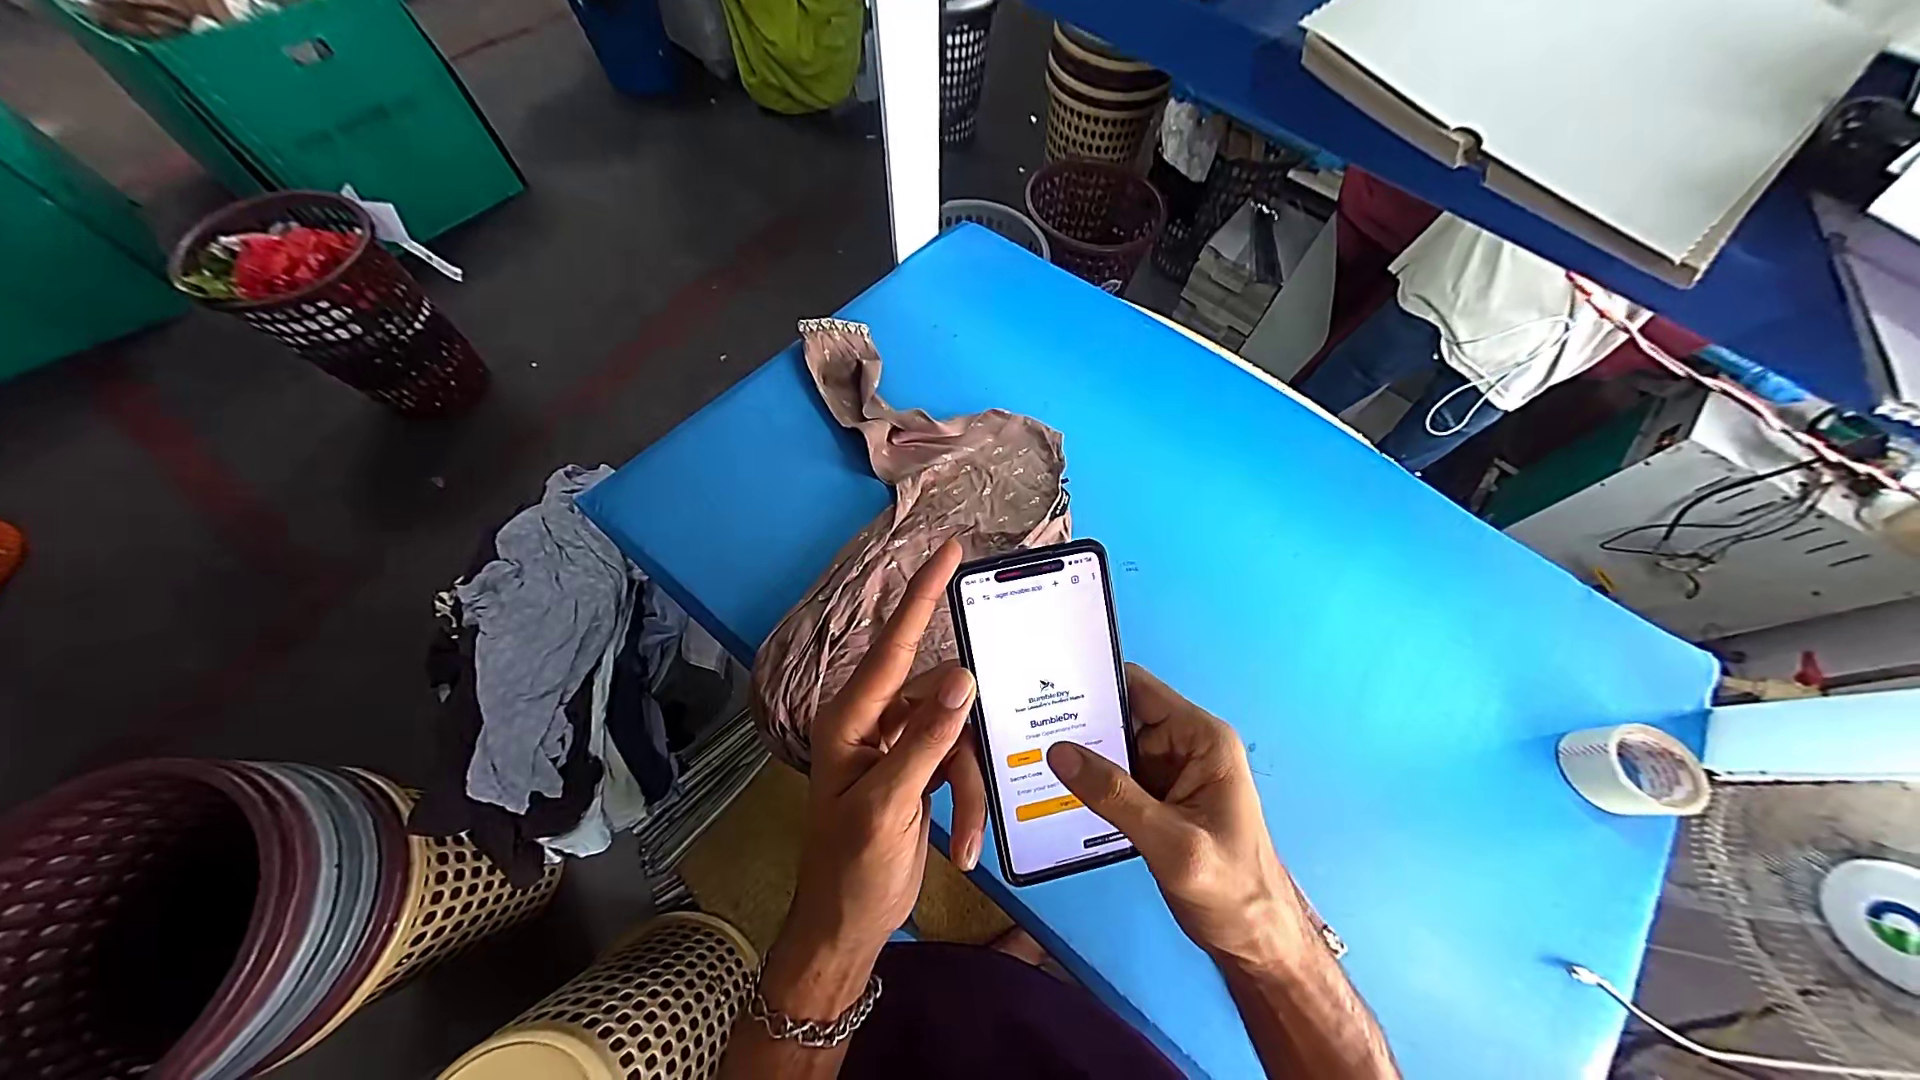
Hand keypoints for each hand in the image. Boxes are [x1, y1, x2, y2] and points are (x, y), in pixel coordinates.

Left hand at [764, 539, 975, 1015]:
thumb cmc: (849, 868)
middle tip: (971, 779)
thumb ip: (926, 739)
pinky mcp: (921, 765)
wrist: (845, 926)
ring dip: (968, 790)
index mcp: (851, 716)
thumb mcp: (888, 805)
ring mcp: (900, 742)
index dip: (924, 594)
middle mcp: (876, 718)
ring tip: (963, 842)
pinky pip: (960, 762)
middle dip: (963, 747)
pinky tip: (961, 845)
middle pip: (942, 702)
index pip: (894, 644)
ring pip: (958, 738)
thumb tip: (965, 678)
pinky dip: (967, 801)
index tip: (950, 550)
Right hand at [1045, 665, 1319, 972]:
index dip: (1095, 681)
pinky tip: (1052, 783)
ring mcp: (1167, 771)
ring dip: (1078, 751)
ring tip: (1025, 748)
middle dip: (1076, 719)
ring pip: (1110, 745)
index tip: (1046, 684)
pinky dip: (1086, 779)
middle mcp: (1183, 745)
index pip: (1139, 689)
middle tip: (1023, 722)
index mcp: (1201, 739)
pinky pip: (1112, 775)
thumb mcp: (1173, 844)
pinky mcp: (1154, 796)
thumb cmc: (1233, 891)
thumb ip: (1116, 796)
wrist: (1256, 943)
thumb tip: (1059, 753)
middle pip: (1119, 715)